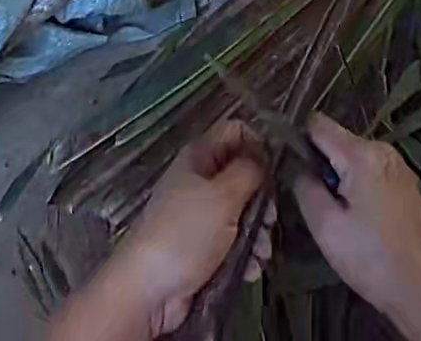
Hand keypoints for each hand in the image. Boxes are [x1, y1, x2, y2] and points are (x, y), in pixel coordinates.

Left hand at [52, 120, 272, 340]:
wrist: (148, 290)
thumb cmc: (186, 232)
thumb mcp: (223, 196)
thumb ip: (249, 171)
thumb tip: (263, 160)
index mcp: (200, 155)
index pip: (235, 131)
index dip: (257, 145)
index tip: (272, 170)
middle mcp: (200, 177)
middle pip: (242, 172)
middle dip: (261, 196)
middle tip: (270, 218)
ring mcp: (200, 211)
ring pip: (241, 208)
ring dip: (257, 229)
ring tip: (262, 250)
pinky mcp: (202, 242)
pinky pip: (232, 237)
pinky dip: (246, 250)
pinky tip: (252, 266)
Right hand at [289, 114, 420, 318]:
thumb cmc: (370, 258)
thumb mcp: (325, 226)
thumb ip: (303, 185)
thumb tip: (295, 164)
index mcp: (362, 153)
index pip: (318, 123)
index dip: (298, 138)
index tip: (288, 163)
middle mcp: (381, 148)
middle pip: (336, 139)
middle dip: (321, 162)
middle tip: (316, 198)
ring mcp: (396, 162)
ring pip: (352, 154)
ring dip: (339, 174)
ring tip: (338, 210)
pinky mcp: (404, 178)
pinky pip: (370, 167)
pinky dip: (358, 181)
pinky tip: (360, 214)